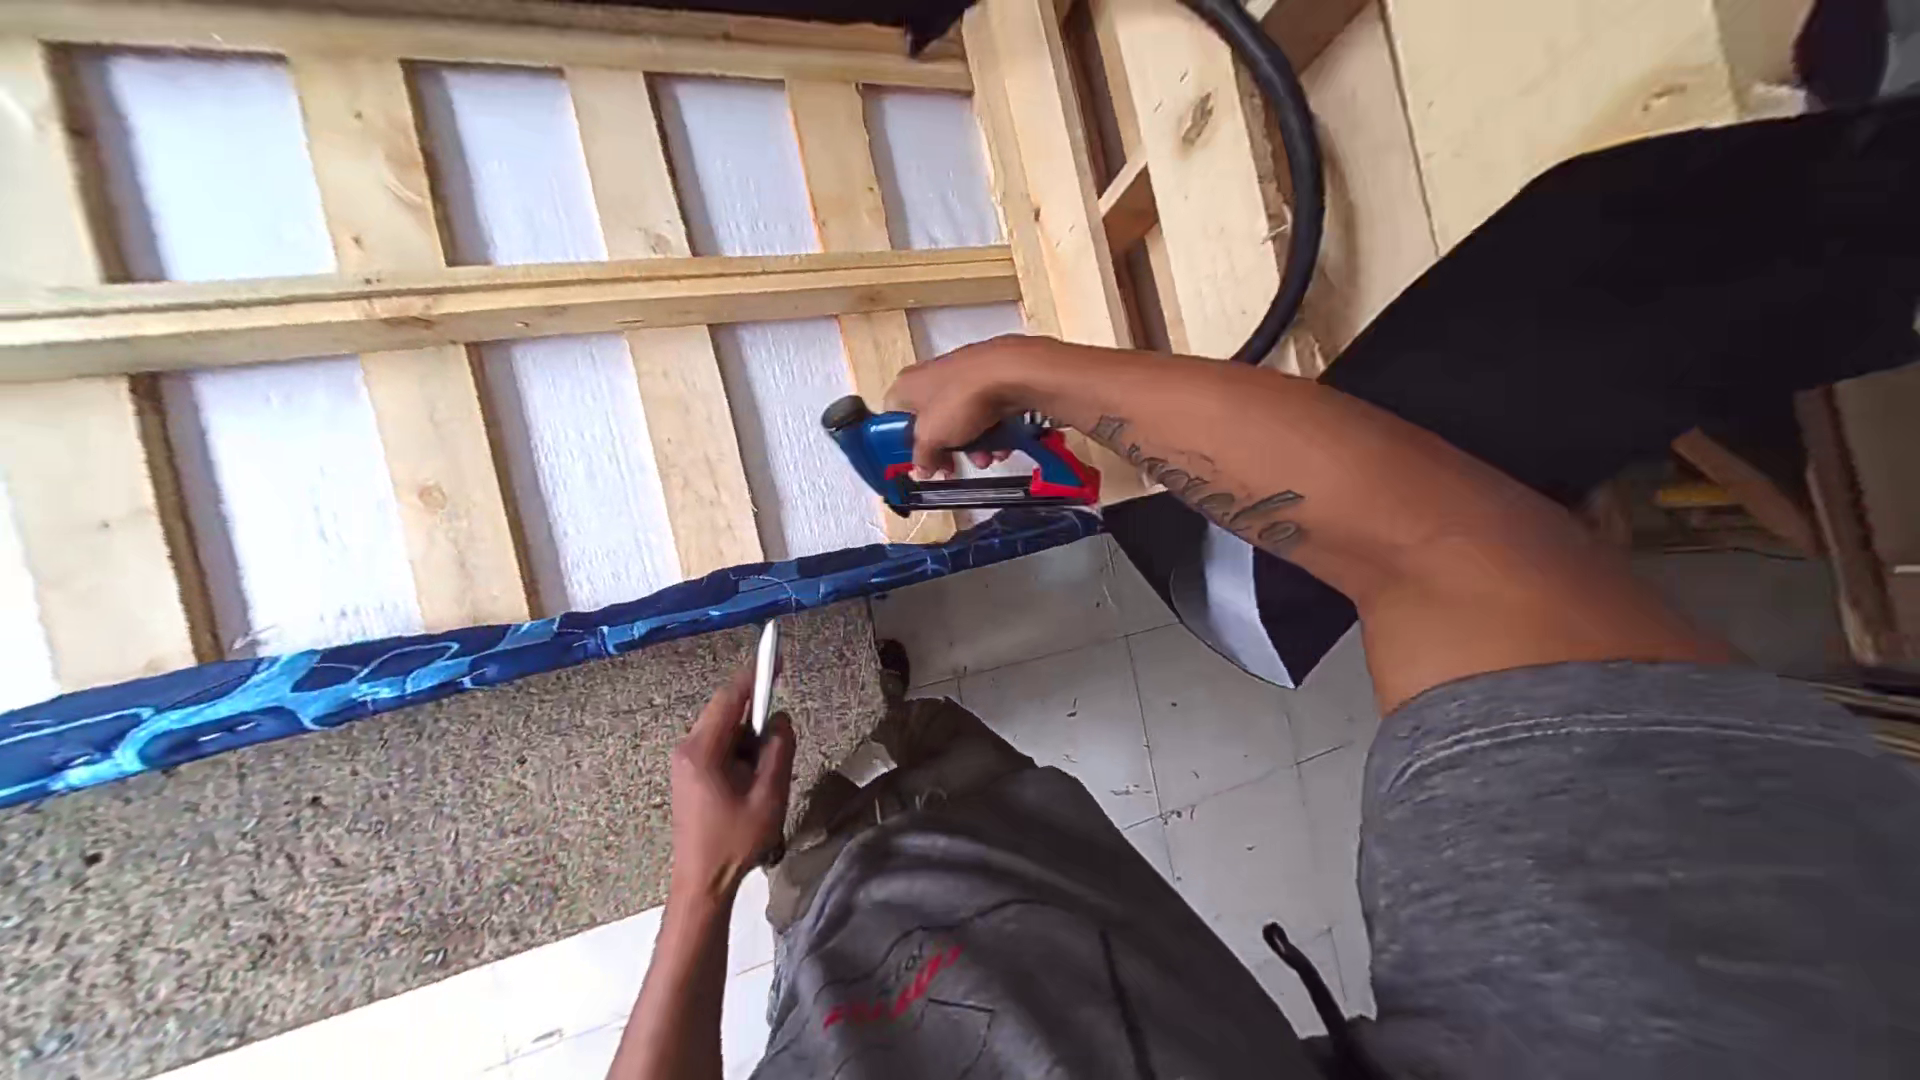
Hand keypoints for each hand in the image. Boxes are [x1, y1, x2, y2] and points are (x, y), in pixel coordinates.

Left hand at [668, 666, 795, 902]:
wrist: (702, 884)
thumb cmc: (735, 841)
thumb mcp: (769, 794)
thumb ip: (778, 749)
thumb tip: (780, 720)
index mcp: (702, 750)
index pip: (731, 697)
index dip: (756, 674)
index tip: (778, 658)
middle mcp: (688, 749)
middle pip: (728, 712)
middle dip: (758, 717)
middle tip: (781, 741)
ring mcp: (686, 762)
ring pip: (727, 730)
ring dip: (751, 739)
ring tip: (767, 775)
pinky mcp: (690, 774)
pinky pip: (721, 746)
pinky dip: (742, 752)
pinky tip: (754, 781)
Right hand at [885, 334, 1039, 475]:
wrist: (1009, 373)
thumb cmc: (959, 401)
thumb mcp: (931, 438)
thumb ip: (922, 457)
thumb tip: (921, 470)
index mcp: (905, 386)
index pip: (893, 418)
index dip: (903, 444)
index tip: (919, 463)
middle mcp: (929, 379)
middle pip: (930, 424)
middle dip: (945, 451)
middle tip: (952, 469)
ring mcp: (959, 378)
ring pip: (959, 422)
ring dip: (972, 448)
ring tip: (985, 460)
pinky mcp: (987, 381)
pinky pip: (982, 413)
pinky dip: (990, 432)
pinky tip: (1001, 447)